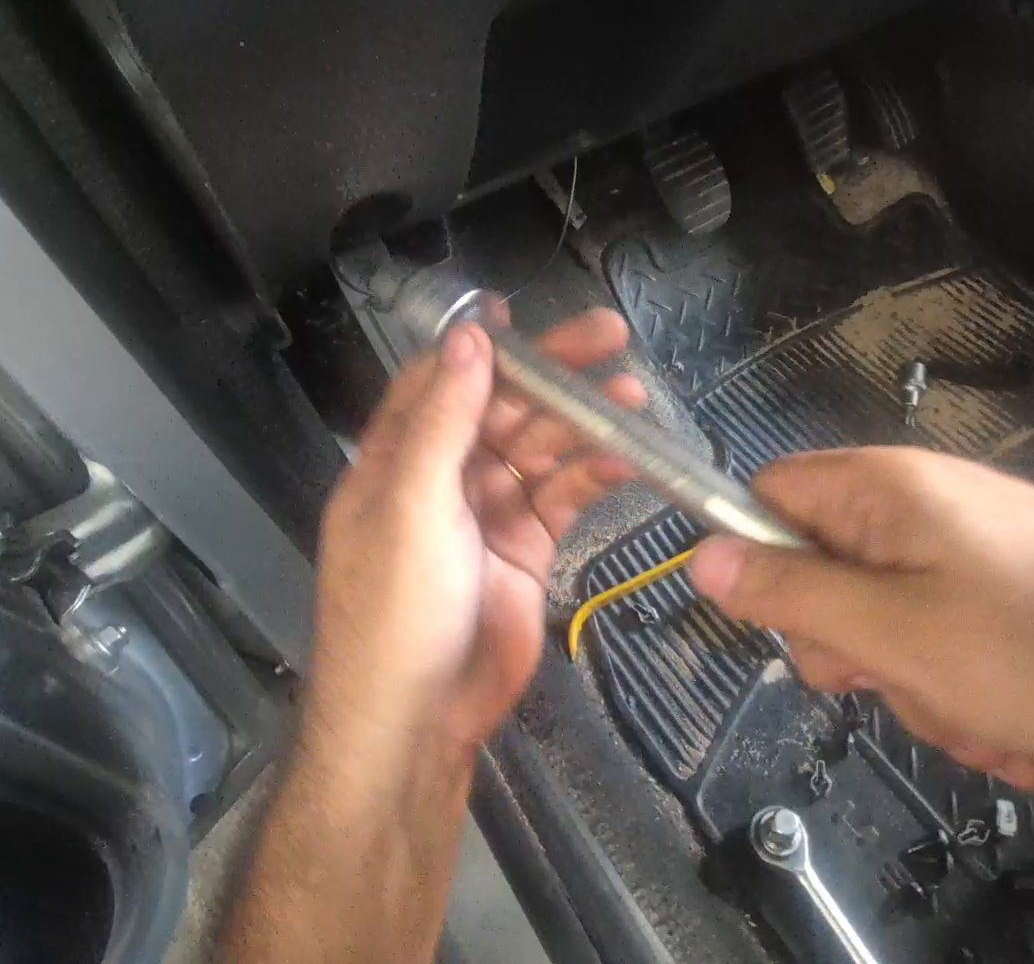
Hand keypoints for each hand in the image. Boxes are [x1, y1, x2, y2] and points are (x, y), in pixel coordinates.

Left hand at [310, 308, 645, 755]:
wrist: (422, 718)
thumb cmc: (399, 608)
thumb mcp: (412, 506)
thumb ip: (443, 421)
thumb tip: (468, 337)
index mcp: (400, 458)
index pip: (442, 382)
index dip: (479, 346)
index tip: (521, 314)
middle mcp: (445, 476)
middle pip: (505, 407)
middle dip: (554, 375)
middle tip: (610, 336)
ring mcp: (490, 510)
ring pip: (543, 449)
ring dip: (585, 422)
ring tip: (634, 395)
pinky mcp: (530, 545)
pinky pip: (565, 495)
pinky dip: (595, 474)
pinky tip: (627, 457)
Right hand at [687, 447, 1033, 787]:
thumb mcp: (892, 632)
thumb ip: (790, 593)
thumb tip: (701, 555)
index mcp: (876, 490)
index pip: (766, 497)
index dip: (761, 560)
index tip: (800, 626)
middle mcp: (913, 502)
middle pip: (823, 565)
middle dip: (851, 643)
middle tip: (895, 680)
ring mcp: (961, 540)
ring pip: (883, 611)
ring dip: (912, 678)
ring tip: (976, 716)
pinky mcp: (1000, 577)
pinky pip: (939, 626)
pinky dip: (957, 679)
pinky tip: (1007, 723)